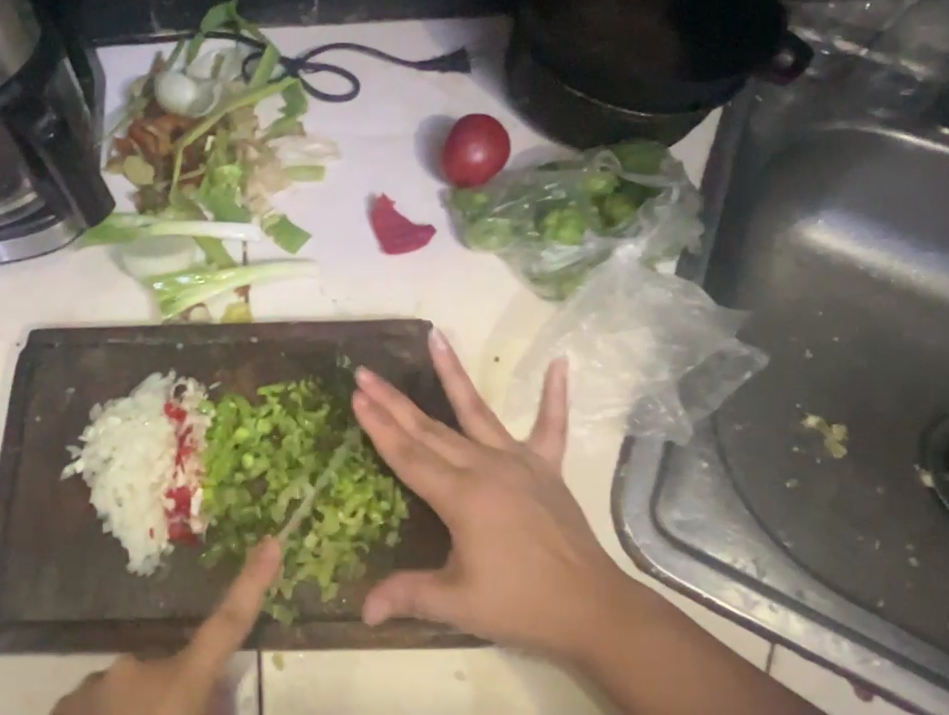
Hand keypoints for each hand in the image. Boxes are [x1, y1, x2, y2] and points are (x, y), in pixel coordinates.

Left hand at [51, 538, 281, 714]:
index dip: (252, 582)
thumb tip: (218, 698)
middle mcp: (138, 668)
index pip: (227, 624)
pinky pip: (96, 711)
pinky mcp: (64, 706)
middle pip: (170, 679)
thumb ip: (211, 705)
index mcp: (179, 682)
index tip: (270, 541)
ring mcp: (96, 685)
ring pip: (130, 699)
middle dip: (176, 706)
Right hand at [351, 330, 630, 657]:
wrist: (592, 609)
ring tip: (436, 337)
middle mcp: (485, 467)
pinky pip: (551, 425)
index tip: (355, 396)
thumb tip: (364, 612)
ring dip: (453, 374)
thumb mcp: (459, 603)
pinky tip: (560, 362)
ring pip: (476, 412)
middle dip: (393, 400)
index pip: (408, 455)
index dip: (379, 426)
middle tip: (365, 372)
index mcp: (460, 496)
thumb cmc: (521, 605)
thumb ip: (409, 595)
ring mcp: (519, 462)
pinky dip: (555, 396)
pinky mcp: (547, 467)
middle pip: (429, 429)